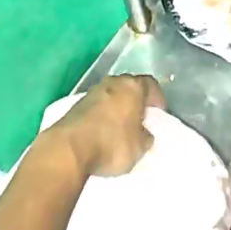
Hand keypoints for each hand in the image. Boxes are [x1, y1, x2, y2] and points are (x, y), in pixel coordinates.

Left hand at [38, 75, 163, 178]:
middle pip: (129, 86)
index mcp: (132, 87)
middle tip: (142, 117)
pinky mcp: (78, 102)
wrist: (70, 146)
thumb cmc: (112, 143)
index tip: (160, 111)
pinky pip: (99, 104)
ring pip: (113, 93)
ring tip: (124, 124)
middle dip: (137, 99)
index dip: (157, 97)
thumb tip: (144, 132)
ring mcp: (93, 90)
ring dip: (119, 105)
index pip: (150, 84)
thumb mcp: (139, 148)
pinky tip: (105, 128)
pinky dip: (104, 112)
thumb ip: (145, 137)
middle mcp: (113, 82)